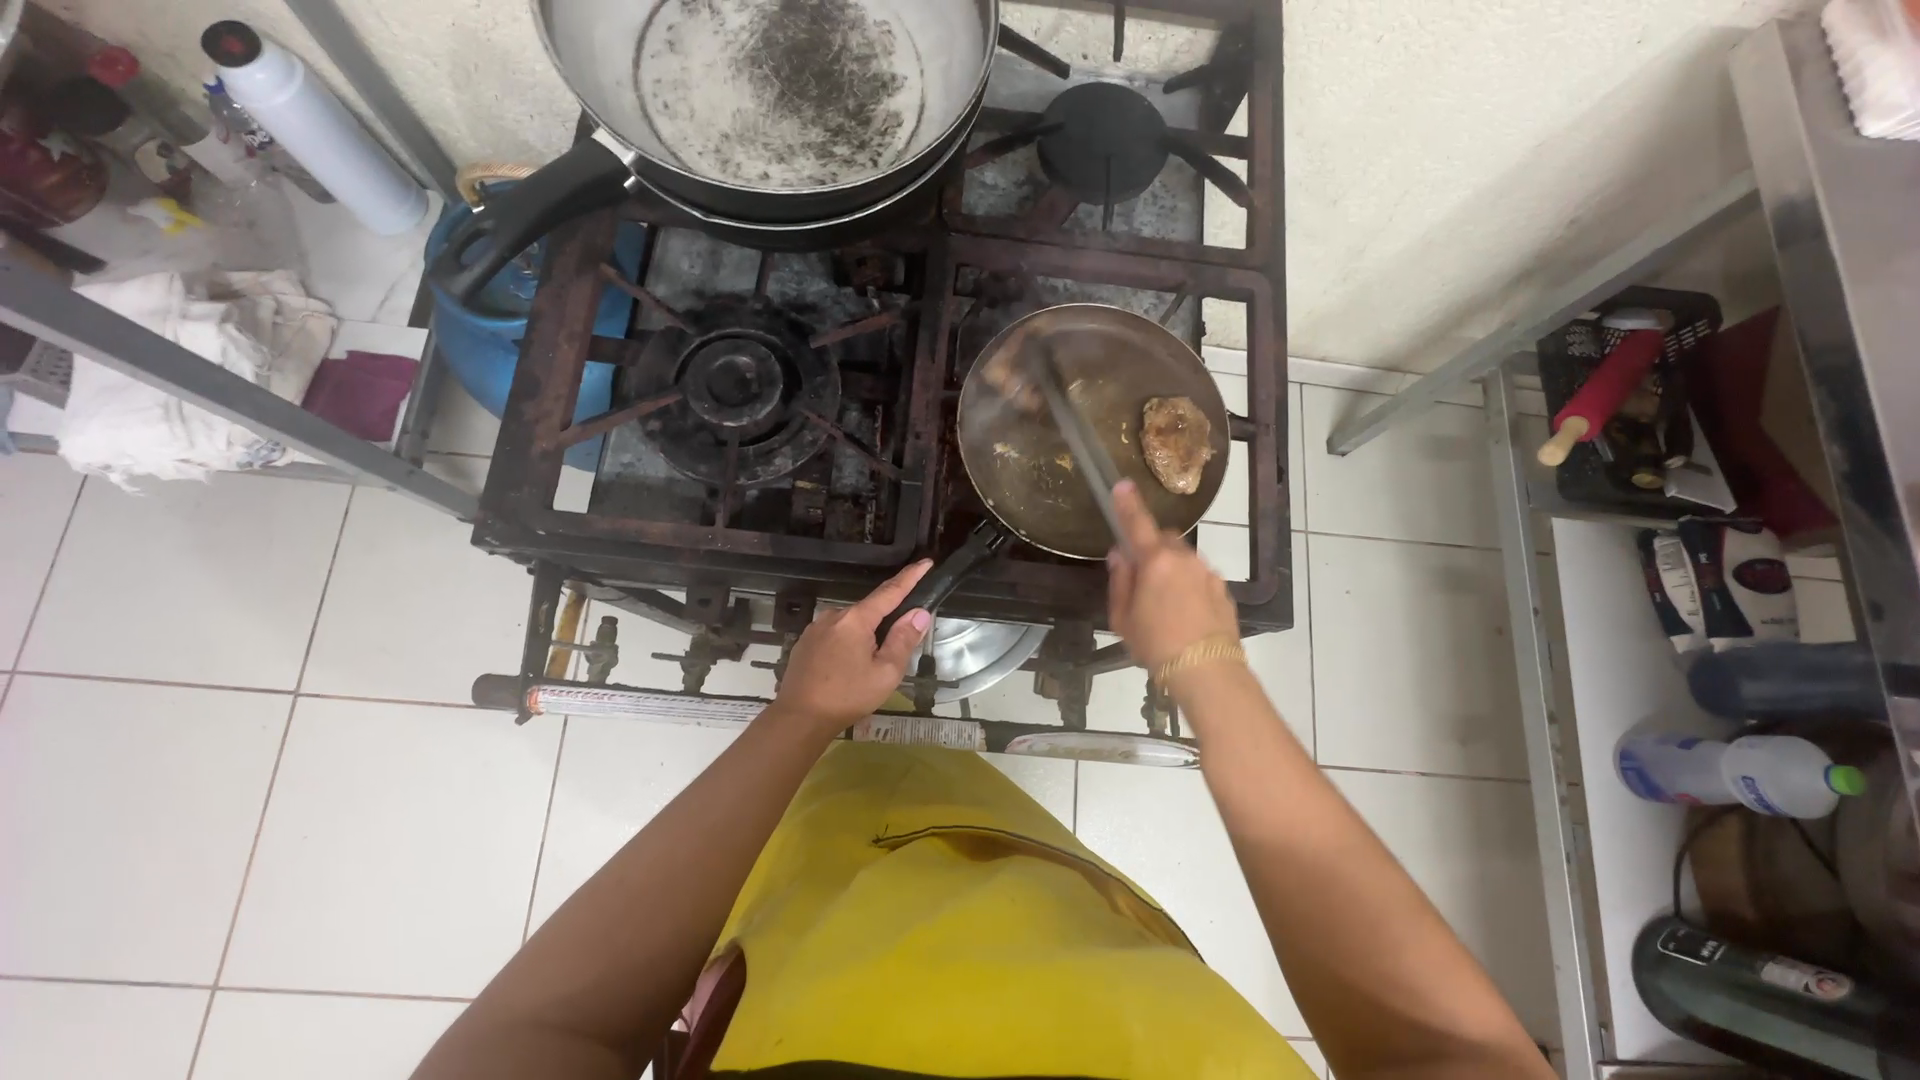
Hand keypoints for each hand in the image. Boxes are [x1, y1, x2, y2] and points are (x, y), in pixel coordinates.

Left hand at [768, 559, 933, 737]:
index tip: (925, 562)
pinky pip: (835, 636)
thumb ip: (903, 639)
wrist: (800, 717)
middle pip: (869, 611)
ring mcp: (816, 629)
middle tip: (895, 651)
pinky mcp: (805, 643)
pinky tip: (846, 670)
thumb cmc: (848, 696)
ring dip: (864, 638)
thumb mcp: (886, 672)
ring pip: (851, 625)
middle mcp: (834, 616)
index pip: (890, 592)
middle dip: (885, 623)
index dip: (910, 577)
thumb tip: (919, 613)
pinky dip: (847, 646)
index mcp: (856, 620)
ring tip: (867, 669)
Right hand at [1107, 479, 1239, 669]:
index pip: (1137, 524)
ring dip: (1172, 570)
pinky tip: (1185, 614)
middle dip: (1152, 548)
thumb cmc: (1156, 645)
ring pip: (1184, 560)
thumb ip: (1120, 582)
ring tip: (1164, 604)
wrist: (1208, 671)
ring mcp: (1208, 573)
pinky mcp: (1224, 590)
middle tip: (1141, 575)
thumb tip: (1120, 556)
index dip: (1127, 504)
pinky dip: (1189, 587)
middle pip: (1164, 540)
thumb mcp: (1122, 619)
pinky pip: (1200, 578)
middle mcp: (1185, 559)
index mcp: (1155, 562)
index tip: (1122, 485)